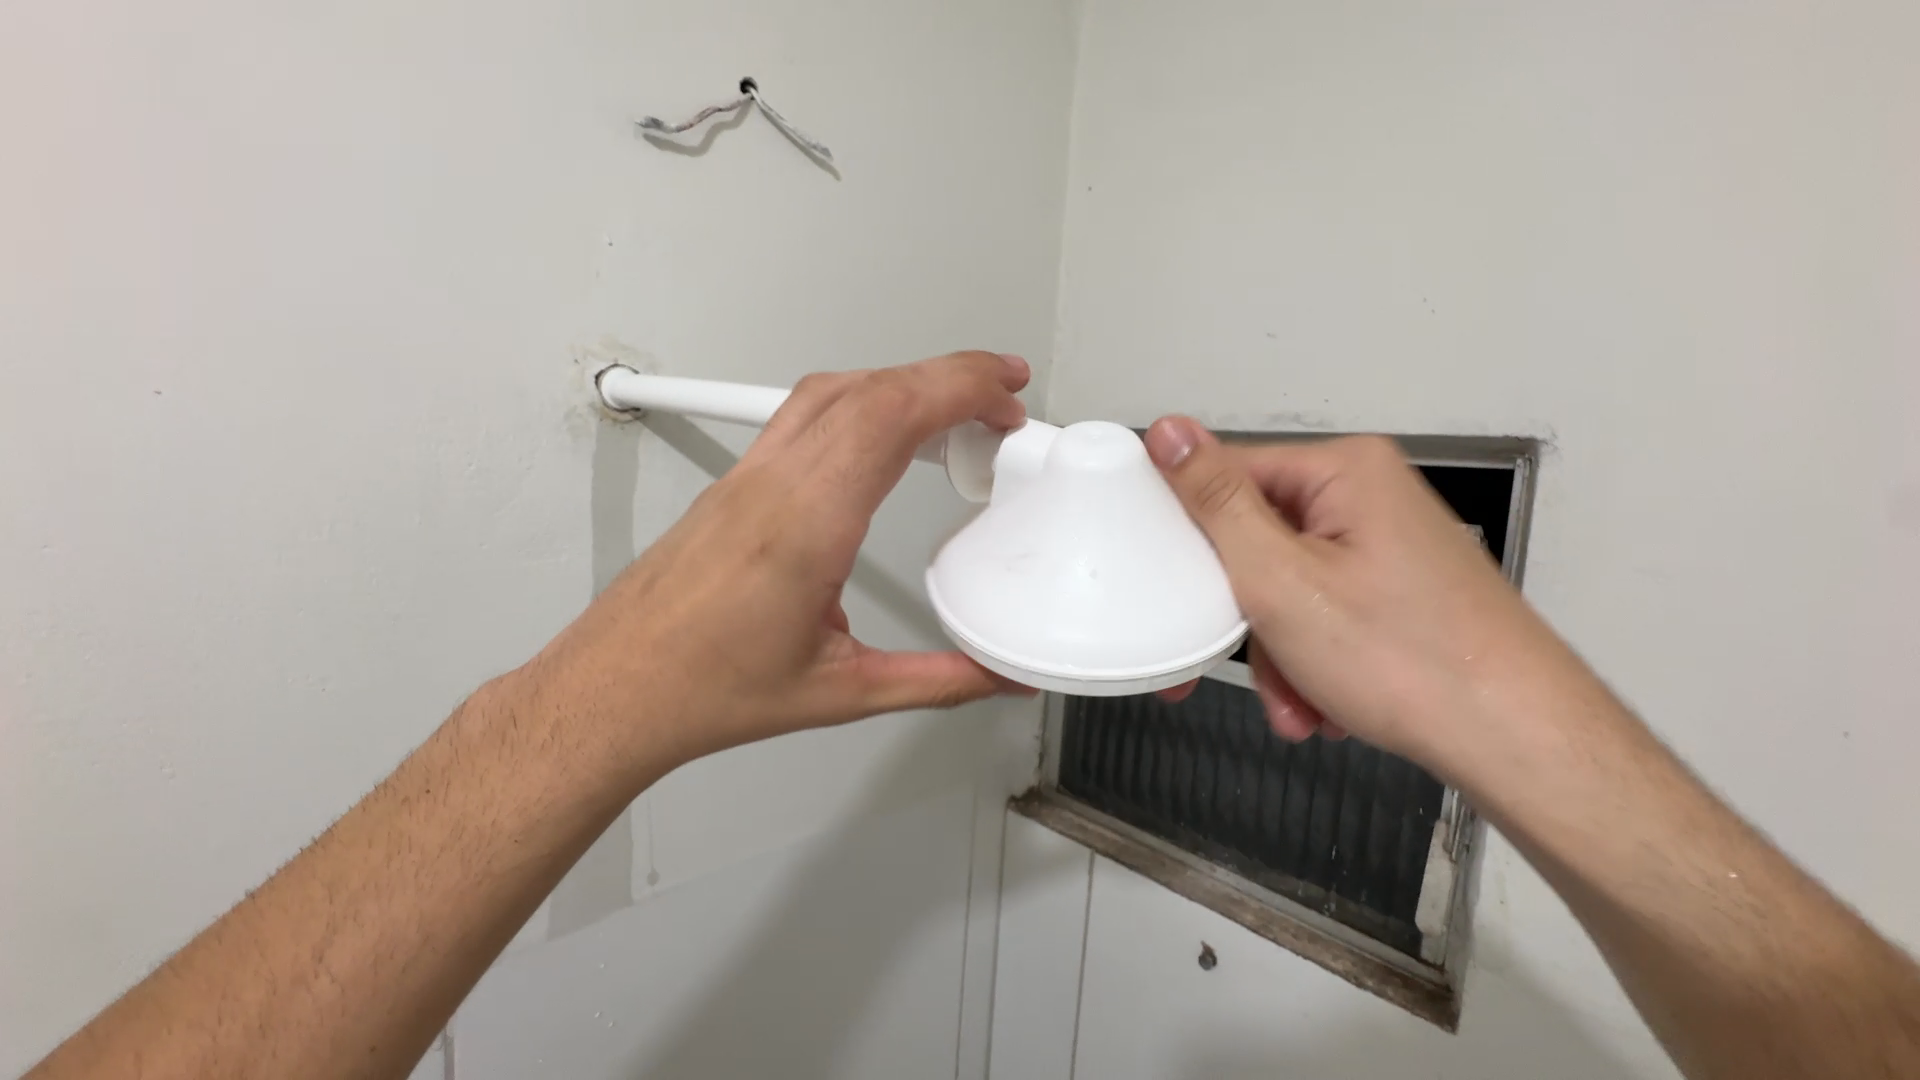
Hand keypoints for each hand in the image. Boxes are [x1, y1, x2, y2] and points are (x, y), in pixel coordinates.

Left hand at [527, 351, 1032, 777]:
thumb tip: (996, 674)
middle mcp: (773, 486)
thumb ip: (938, 681)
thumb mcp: (844, 693)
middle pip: (870, 388)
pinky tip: (883, 427)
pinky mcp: (736, 482)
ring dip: (901, 381)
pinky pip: (803, 411)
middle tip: (998, 396)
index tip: (1002, 389)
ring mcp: (750, 477)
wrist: (619, 687)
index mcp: (804, 528)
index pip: (889, 416)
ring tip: (951, 405)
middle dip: (948, 376)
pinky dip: (862, 398)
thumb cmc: (702, 687)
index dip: (958, 386)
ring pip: (833, 390)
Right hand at [1144, 417, 1570, 774]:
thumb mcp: (1279, 578)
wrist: (1520, 743)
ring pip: (1287, 588)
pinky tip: (1323, 705)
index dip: (1192, 535)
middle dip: (1243, 615)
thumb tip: (1168, 430)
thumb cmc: (1406, 660)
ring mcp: (1387, 548)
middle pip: (1258, 541)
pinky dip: (1312, 661)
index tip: (1171, 590)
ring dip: (1277, 651)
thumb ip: (1216, 502)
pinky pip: (1323, 614)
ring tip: (1298, 703)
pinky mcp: (1397, 592)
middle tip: (1238, 664)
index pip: (1228, 476)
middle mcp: (1369, 499)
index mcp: (1344, 472)